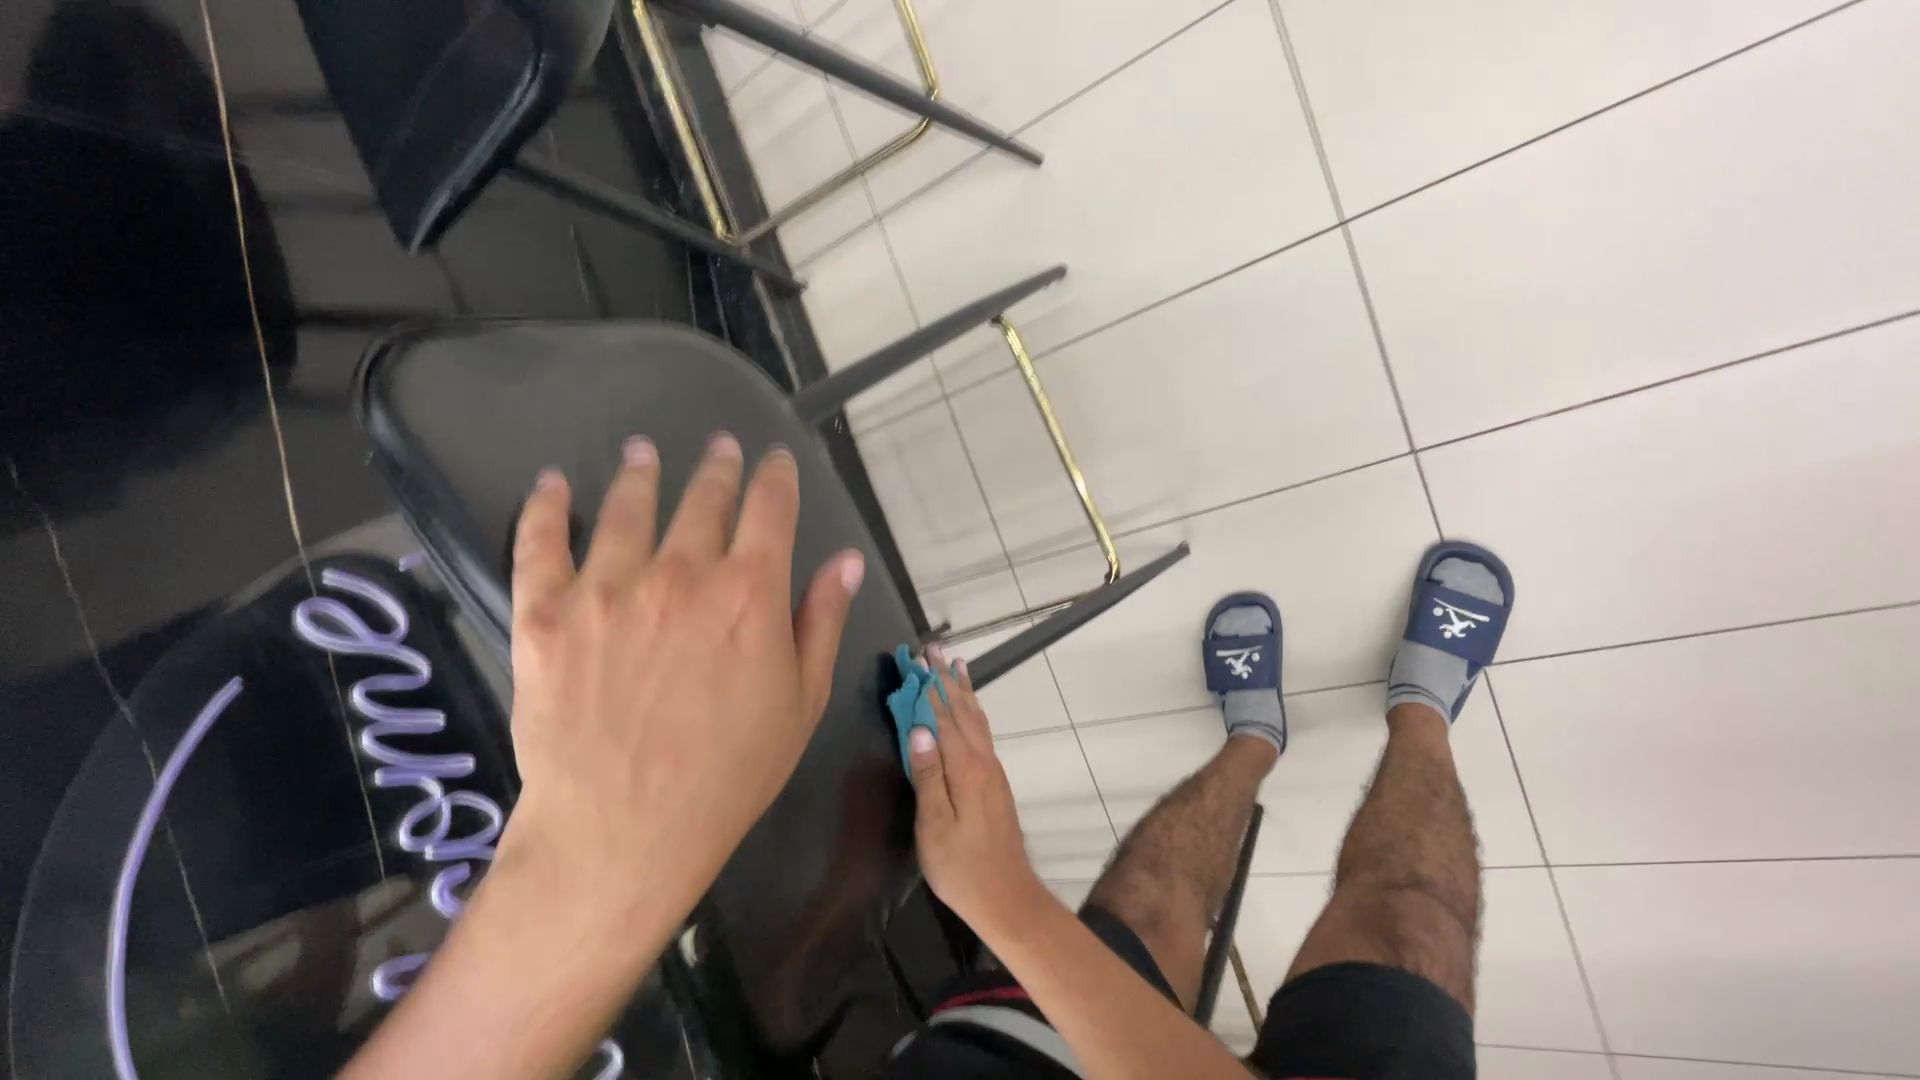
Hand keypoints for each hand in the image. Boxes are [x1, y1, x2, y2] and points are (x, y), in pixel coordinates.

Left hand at [499, 433, 865, 920]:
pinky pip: (542, 543)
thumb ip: (821, 622)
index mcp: (750, 591)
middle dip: (717, 467)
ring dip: (641, 473)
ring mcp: (609, 587)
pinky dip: (547, 507)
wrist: (624, 829)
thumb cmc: (730, 772)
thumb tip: (845, 561)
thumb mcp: (801, 701)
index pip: (770, 508)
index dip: (777, 476)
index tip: (776, 460)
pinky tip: (554, 484)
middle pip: (703, 498)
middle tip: (719, 447)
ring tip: (643, 452)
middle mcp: (681, 572)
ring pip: (628, 508)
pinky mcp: (547, 612)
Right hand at [908, 651, 1046, 929]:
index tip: (915, 658)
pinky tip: (970, 707)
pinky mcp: (995, 781)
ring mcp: (992, 770)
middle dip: (945, 679)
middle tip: (933, 649)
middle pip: (961, 711)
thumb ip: (927, 775)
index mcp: (964, 768)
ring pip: (976, 719)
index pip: (941, 717)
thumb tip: (918, 728)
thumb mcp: (934, 826)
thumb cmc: (961, 867)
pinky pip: (981, 732)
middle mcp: (982, 761)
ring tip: (955, 664)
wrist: (1007, 897)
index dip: (927, 688)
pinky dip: (973, 711)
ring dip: (963, 690)